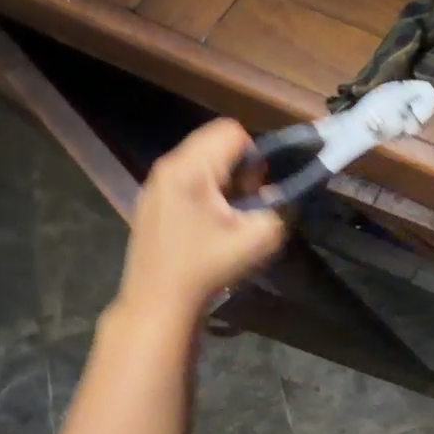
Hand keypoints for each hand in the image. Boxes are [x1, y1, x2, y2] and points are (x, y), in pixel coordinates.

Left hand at [118, 119, 288, 313]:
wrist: (159, 301)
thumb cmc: (209, 266)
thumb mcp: (261, 237)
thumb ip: (281, 204)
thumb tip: (277, 192)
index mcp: (192, 170)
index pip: (233, 132)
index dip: (256, 155)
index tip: (258, 189)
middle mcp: (169, 167)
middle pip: (216, 142)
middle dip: (241, 166)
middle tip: (246, 203)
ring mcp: (156, 183)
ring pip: (202, 159)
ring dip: (225, 179)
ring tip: (228, 215)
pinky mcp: (152, 200)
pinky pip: (188, 177)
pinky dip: (207, 190)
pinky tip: (208, 224)